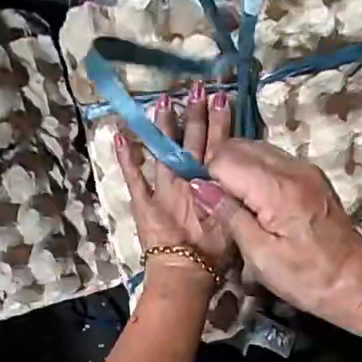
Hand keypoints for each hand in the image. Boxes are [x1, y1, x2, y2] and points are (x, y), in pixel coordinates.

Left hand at [113, 83, 235, 273]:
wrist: (185, 272)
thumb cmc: (213, 256)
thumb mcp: (233, 223)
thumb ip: (233, 199)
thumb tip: (241, 181)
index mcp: (213, 184)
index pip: (218, 146)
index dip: (221, 122)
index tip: (222, 98)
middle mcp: (188, 179)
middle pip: (193, 141)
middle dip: (196, 114)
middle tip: (198, 88)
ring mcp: (164, 187)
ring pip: (165, 149)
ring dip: (165, 125)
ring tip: (164, 99)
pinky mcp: (143, 200)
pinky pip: (133, 174)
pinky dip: (126, 155)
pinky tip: (119, 134)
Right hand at [192, 139, 361, 325]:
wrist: (358, 283)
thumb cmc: (306, 278)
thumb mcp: (260, 256)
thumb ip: (229, 215)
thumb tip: (198, 187)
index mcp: (277, 189)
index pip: (224, 159)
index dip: (204, 175)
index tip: (196, 198)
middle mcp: (292, 168)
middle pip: (239, 147)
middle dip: (217, 166)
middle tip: (208, 199)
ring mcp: (305, 169)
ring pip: (256, 149)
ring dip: (235, 167)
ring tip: (226, 199)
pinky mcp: (311, 176)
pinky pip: (272, 160)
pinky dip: (254, 170)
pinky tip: (249, 197)